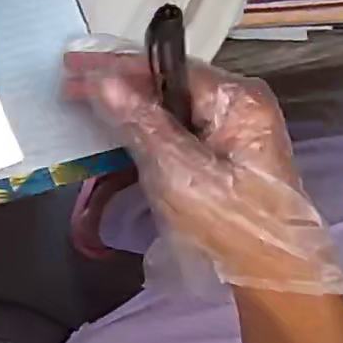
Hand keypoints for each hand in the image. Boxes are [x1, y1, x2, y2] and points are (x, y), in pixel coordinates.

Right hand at [63, 51, 342, 293]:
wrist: (274, 276)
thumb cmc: (229, 222)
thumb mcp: (177, 171)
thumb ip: (138, 121)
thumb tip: (100, 80)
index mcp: (236, 99)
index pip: (163, 67)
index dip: (113, 65)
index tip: (72, 66)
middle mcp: (237, 103)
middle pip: (164, 81)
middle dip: (115, 82)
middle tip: (69, 83)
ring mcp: (231, 127)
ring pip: (167, 103)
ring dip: (124, 103)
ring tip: (81, 100)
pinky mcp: (222, 149)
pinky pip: (174, 124)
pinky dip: (141, 124)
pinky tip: (113, 123)